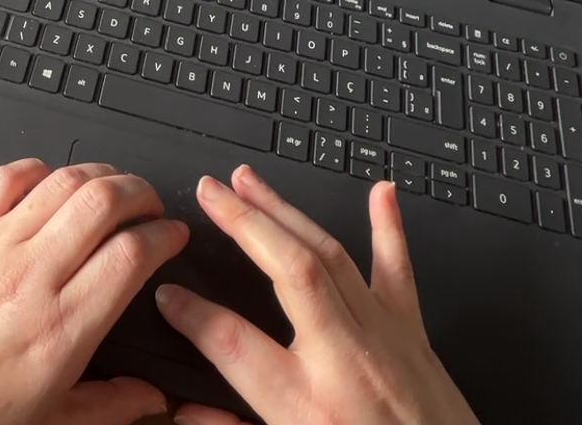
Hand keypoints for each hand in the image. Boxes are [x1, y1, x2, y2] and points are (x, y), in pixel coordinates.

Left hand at [0, 159, 188, 424]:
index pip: (131, 256)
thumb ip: (111, 406)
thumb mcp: (50, 424)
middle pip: (103, 202)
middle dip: (141, 192)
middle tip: (151, 205)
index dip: (164, 235)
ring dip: (100, 173)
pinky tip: (52, 182)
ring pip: (62, 181)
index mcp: (61, 330)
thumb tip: (153, 396)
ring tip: (114, 186)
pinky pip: (8, 178)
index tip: (173, 235)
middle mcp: (32, 278)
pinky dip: (39, 169)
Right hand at [154, 165, 479, 424]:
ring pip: (330, 255)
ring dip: (284, 210)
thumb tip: (186, 411)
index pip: (235, 344)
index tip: (167, 293)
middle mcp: (347, 362)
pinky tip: (382, 192)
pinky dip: (389, 227)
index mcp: (310, 409)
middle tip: (208, 191)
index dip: (193, 313)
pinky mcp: (414, 335)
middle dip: (244, 222)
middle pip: (289, 271)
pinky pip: (400, 272)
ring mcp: (384, 340)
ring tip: (249, 180)